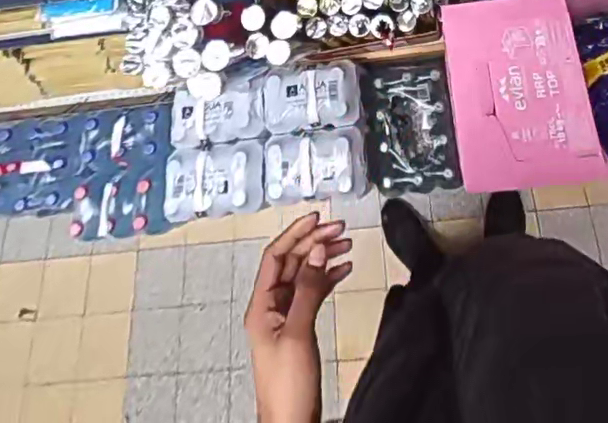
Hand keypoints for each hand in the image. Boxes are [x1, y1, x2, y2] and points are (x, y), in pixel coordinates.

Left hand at [245, 213, 352, 422]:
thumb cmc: (287, 389)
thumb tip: (316, 251)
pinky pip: (313, 292)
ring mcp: (285, 317)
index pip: (276, 255)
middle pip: (293, 262)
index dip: (295, 233)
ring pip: (305, 274)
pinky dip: (328, 277)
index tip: (314, 218)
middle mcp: (271, 306)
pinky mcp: (299, 327)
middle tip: (338, 228)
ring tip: (345, 243)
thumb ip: (307, 289)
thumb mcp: (298, 332)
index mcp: (261, 305)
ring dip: (324, 257)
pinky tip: (343, 269)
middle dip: (315, 242)